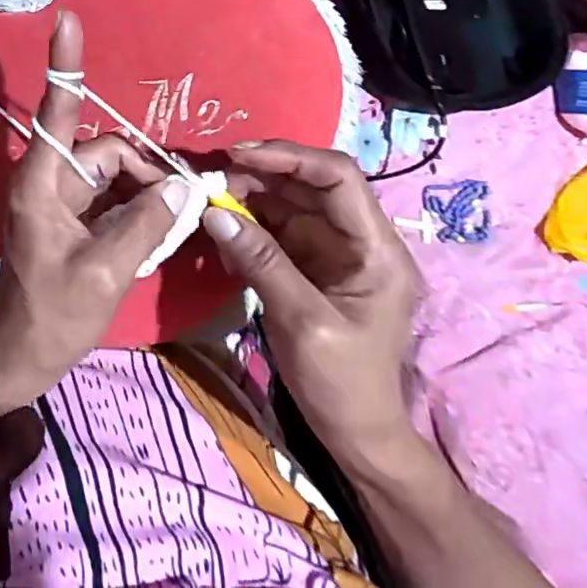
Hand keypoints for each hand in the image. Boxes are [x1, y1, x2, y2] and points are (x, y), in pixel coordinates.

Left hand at [0, 11, 187, 412]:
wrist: (19, 355)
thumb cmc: (52, 315)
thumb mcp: (105, 272)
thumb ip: (145, 224)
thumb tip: (179, 187)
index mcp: (42, 183)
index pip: (58, 112)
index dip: (65, 66)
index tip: (66, 20)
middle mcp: (48, 181)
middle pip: (105, 151)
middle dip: (145, 170)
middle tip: (182, 202)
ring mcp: (59, 200)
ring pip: (112, 175)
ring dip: (143, 192)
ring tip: (173, 222)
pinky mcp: (70, 219)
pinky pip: (109, 197)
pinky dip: (135, 208)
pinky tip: (157, 231)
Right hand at [204, 140, 420, 446]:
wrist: (357, 433)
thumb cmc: (342, 382)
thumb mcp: (301, 321)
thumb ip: (261, 262)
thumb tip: (213, 213)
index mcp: (376, 248)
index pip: (338, 178)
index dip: (290, 156)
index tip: (238, 154)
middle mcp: (357, 239)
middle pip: (310, 185)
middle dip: (259, 176)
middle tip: (210, 181)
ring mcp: (332, 250)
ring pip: (289, 202)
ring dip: (248, 196)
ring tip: (210, 202)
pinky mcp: (310, 263)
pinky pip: (276, 228)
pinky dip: (247, 224)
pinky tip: (223, 233)